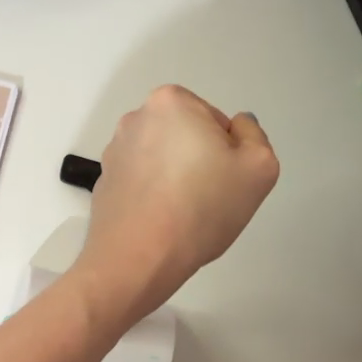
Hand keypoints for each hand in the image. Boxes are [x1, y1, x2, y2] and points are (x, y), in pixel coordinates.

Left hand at [70, 86, 278, 317]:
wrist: (138, 258)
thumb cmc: (203, 207)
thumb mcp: (259, 167)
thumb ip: (254, 136)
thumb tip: (235, 127)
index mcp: (170, 102)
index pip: (216, 121)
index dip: (228, 153)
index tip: (224, 180)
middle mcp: (134, 120)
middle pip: (185, 138)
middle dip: (199, 163)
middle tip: (206, 199)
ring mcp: (113, 154)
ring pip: (161, 162)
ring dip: (174, 180)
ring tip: (181, 215)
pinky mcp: (102, 185)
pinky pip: (140, 185)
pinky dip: (152, 198)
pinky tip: (159, 224)